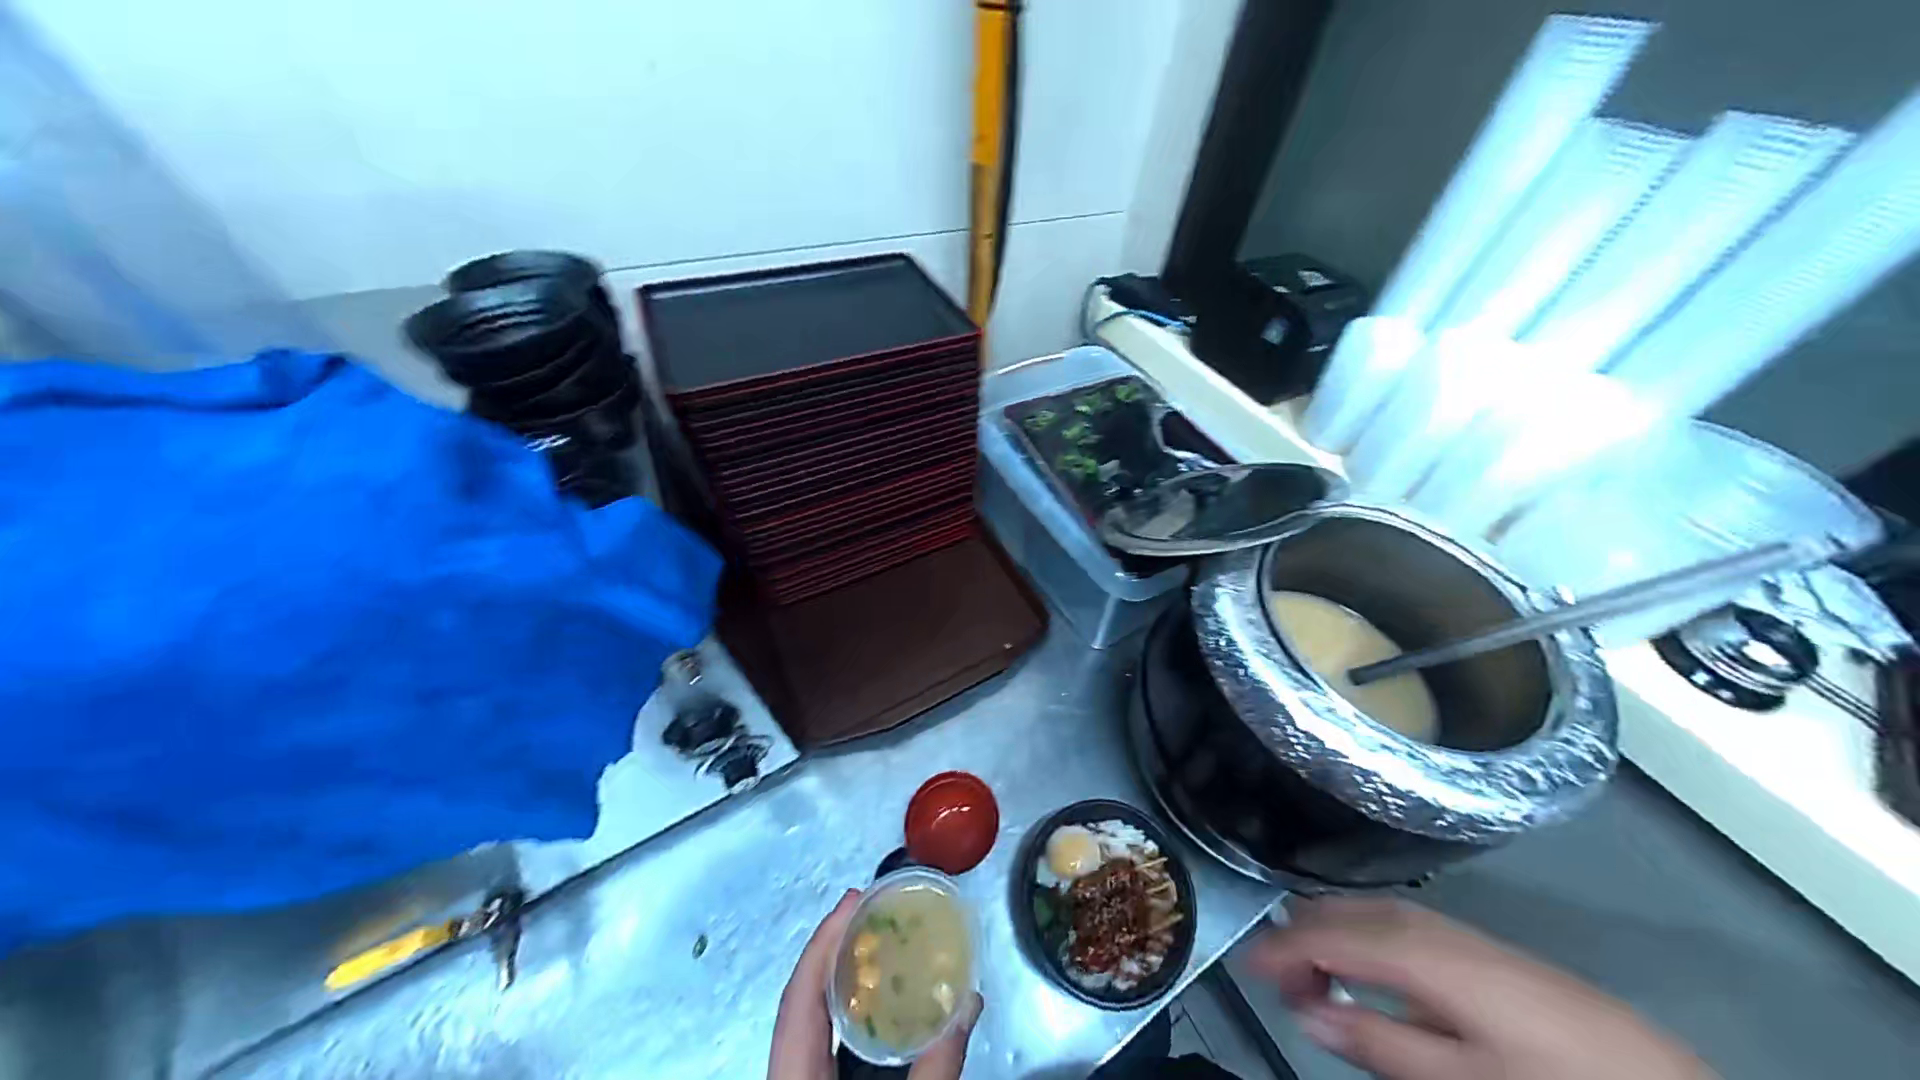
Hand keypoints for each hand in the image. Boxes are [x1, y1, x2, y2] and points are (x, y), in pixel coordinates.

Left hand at [769, 889, 982, 1079]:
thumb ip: (935, 1069)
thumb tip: (970, 1003)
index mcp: (793, 1078)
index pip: (799, 997)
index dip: (823, 942)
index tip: (852, 900)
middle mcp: (785, 1077)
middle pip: (799, 1000)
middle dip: (831, 949)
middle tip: (867, 908)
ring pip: (806, 1020)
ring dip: (835, 976)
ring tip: (869, 941)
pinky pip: (818, 1042)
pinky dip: (842, 1010)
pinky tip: (868, 1001)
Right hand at [1251, 896, 1713, 1079]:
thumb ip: (1378, 1042)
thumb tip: (1305, 1010)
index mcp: (1420, 954)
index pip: (1329, 935)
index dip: (1283, 947)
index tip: (1248, 965)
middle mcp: (1431, 927)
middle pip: (1345, 913)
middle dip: (1301, 935)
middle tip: (1275, 975)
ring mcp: (1458, 932)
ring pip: (1370, 912)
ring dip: (1331, 932)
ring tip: (1310, 967)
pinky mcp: (1480, 946)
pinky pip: (1397, 921)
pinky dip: (1363, 934)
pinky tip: (1366, 963)